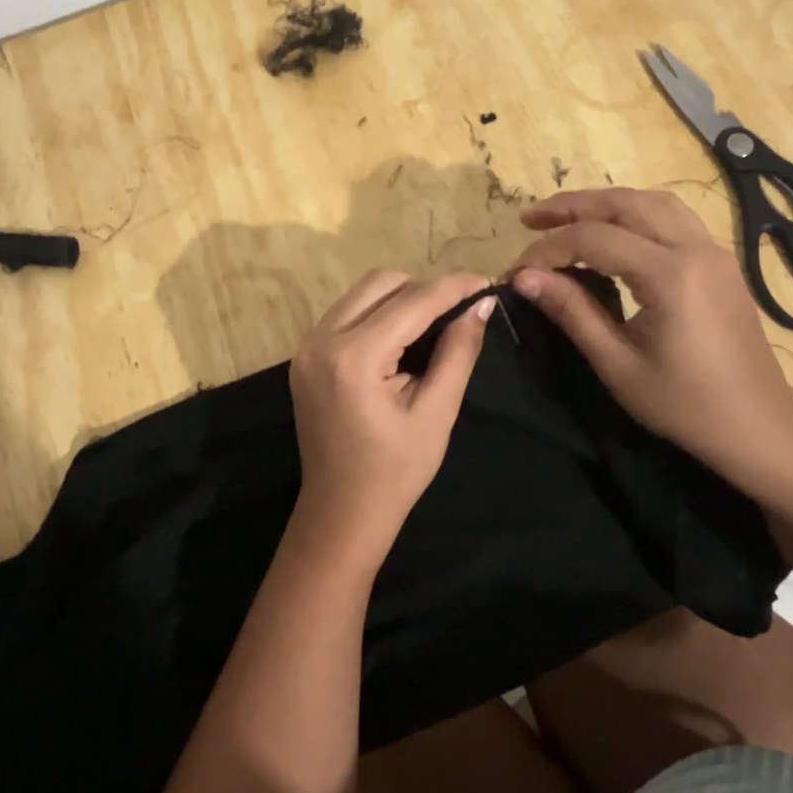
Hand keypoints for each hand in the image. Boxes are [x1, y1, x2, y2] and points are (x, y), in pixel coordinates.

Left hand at [288, 270, 495, 561]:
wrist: (341, 511)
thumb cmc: (395, 471)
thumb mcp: (437, 412)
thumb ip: (458, 352)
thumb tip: (481, 304)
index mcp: (354, 356)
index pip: (412, 301)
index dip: (453, 287)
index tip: (487, 282)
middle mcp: (322, 340)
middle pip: (381, 283)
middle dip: (424, 289)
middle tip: (459, 312)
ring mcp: (307, 346)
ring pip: (361, 294)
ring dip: (399, 299)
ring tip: (434, 325)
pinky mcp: (305, 357)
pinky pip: (346, 315)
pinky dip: (377, 315)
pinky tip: (401, 341)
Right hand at [508, 188, 792, 475]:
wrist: (758, 426)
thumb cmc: (684, 405)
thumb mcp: (617, 364)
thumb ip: (572, 312)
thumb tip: (524, 278)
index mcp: (671, 274)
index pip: (594, 238)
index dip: (548, 248)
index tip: (517, 271)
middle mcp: (695, 249)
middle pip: (624, 203)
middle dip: (572, 206)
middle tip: (529, 219)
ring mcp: (713, 251)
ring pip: (652, 202)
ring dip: (606, 203)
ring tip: (566, 217)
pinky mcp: (720, 262)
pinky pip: (673, 217)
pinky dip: (635, 213)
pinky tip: (613, 232)